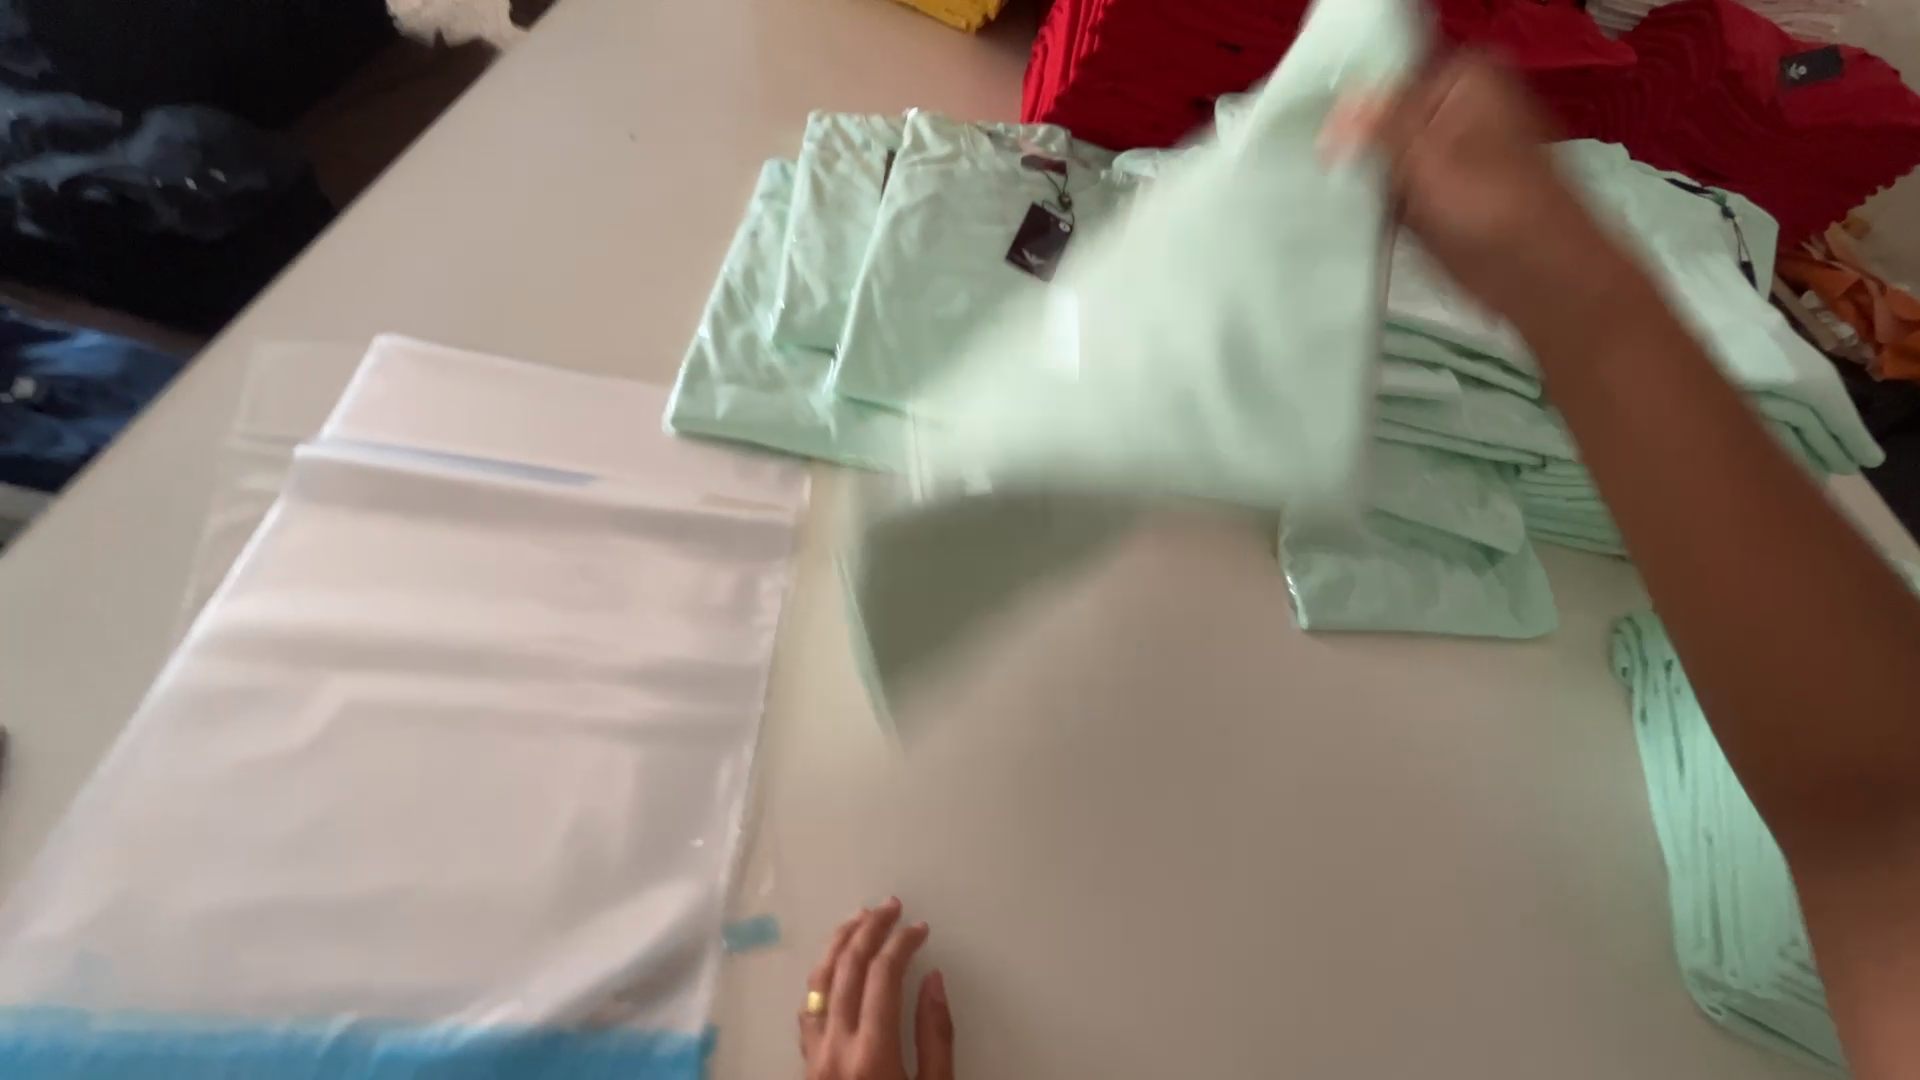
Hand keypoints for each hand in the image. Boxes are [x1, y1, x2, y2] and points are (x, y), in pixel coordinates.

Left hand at [799, 898, 954, 1079]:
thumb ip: (936, 1038)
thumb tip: (933, 979)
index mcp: (873, 1053)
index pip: (884, 976)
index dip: (902, 943)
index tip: (920, 928)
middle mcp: (836, 1046)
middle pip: (849, 967)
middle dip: (872, 929)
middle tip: (892, 906)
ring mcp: (815, 1053)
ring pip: (821, 980)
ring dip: (842, 942)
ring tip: (862, 918)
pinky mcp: (805, 1061)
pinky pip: (809, 1005)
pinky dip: (823, 974)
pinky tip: (837, 961)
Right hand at [1325, 54, 1645, 339]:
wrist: (1531, 271)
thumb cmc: (1498, 209)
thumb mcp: (1432, 155)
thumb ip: (1381, 126)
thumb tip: (1336, 108)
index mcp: (1462, 84)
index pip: (1384, 78)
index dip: (1345, 103)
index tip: (1312, 131)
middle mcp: (1448, 117)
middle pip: (1375, 122)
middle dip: (1345, 145)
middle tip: (1310, 165)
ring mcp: (1434, 162)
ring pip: (1374, 162)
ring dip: (1350, 180)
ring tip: (1321, 193)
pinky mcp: (1423, 204)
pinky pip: (1379, 197)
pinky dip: (1361, 207)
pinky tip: (1337, 217)